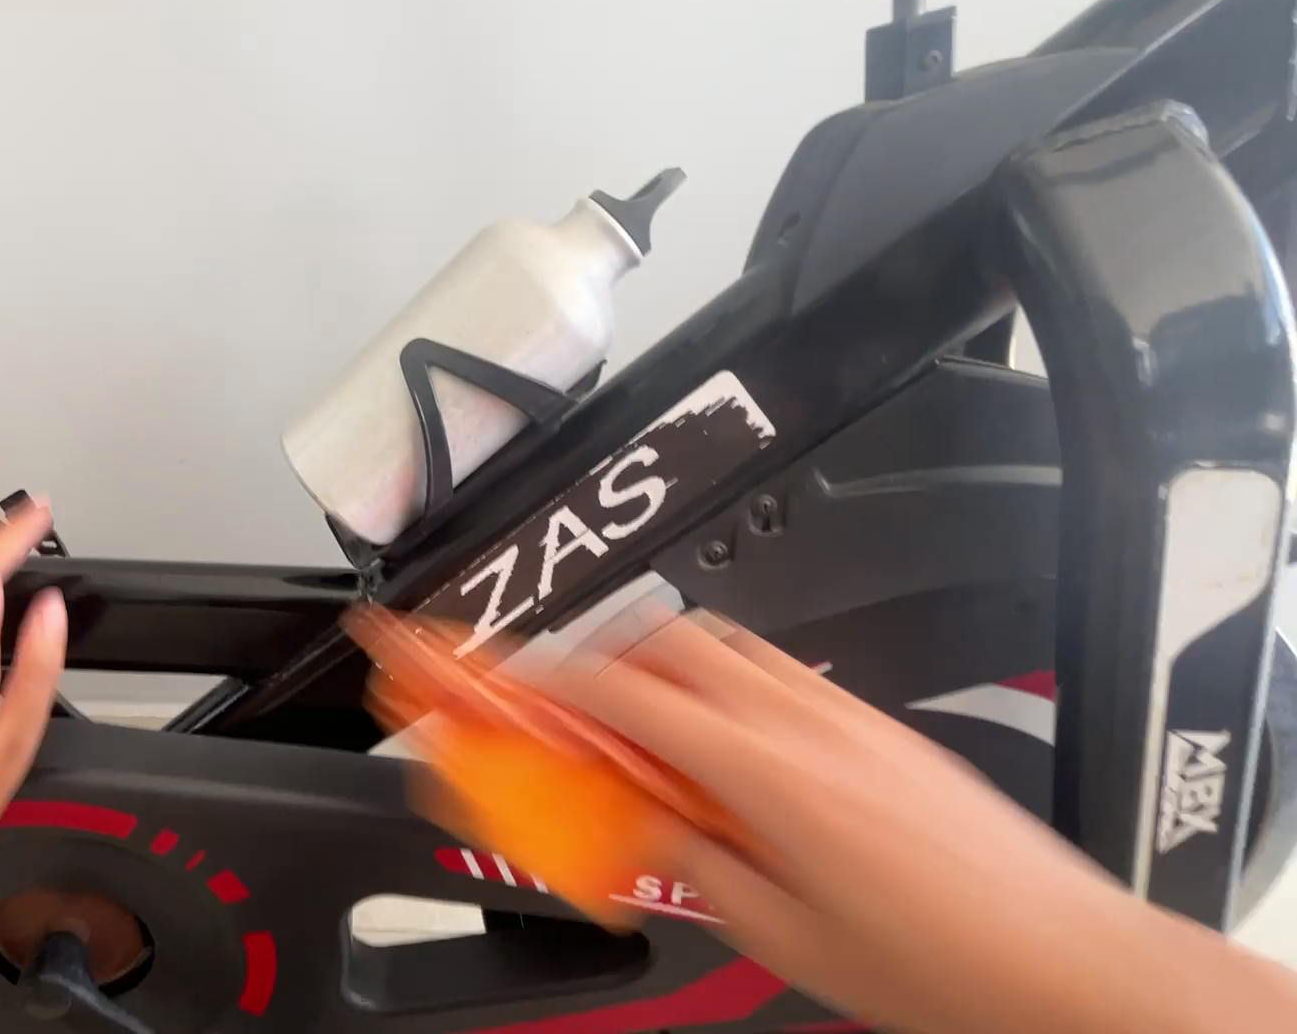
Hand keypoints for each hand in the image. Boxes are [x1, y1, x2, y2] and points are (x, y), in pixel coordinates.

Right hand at [540, 608, 1199, 1033]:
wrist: (1075, 968)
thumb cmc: (939, 966)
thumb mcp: (778, 934)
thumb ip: (689, 860)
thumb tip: (638, 822)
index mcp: (763, 772)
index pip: (632, 694)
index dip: (563, 679)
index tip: (528, 678)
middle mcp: (797, 721)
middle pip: (671, 636)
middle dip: (605, 649)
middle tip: (580, 689)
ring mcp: (837, 711)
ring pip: (720, 637)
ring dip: (661, 653)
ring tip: (642, 701)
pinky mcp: (868, 718)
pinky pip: (770, 660)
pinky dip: (719, 669)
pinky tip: (721, 718)